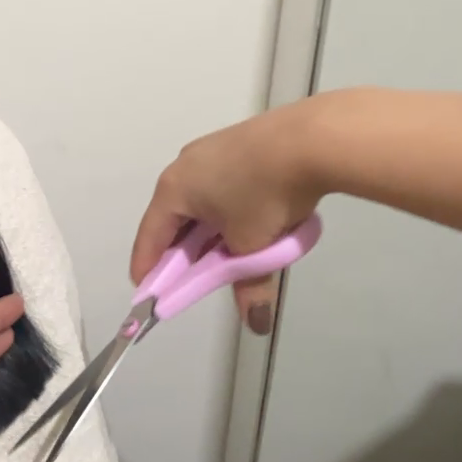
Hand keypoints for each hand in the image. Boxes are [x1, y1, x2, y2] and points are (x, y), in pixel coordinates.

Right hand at [130, 98, 326, 334]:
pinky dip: (223, 209)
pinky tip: (242, 220)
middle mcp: (183, 166)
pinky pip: (219, 184)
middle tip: (186, 277)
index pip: (150, 236)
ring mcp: (210, 150)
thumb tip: (256, 323)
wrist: (314, 138)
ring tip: (219, 251)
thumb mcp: (253, 244)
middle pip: (172, 217)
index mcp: (173, 190)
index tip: (147, 291)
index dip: (147, 267)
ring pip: (198, 200)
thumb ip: (248, 285)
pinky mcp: (237, 143)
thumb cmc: (266, 193)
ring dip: (204, 229)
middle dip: (179, 250)